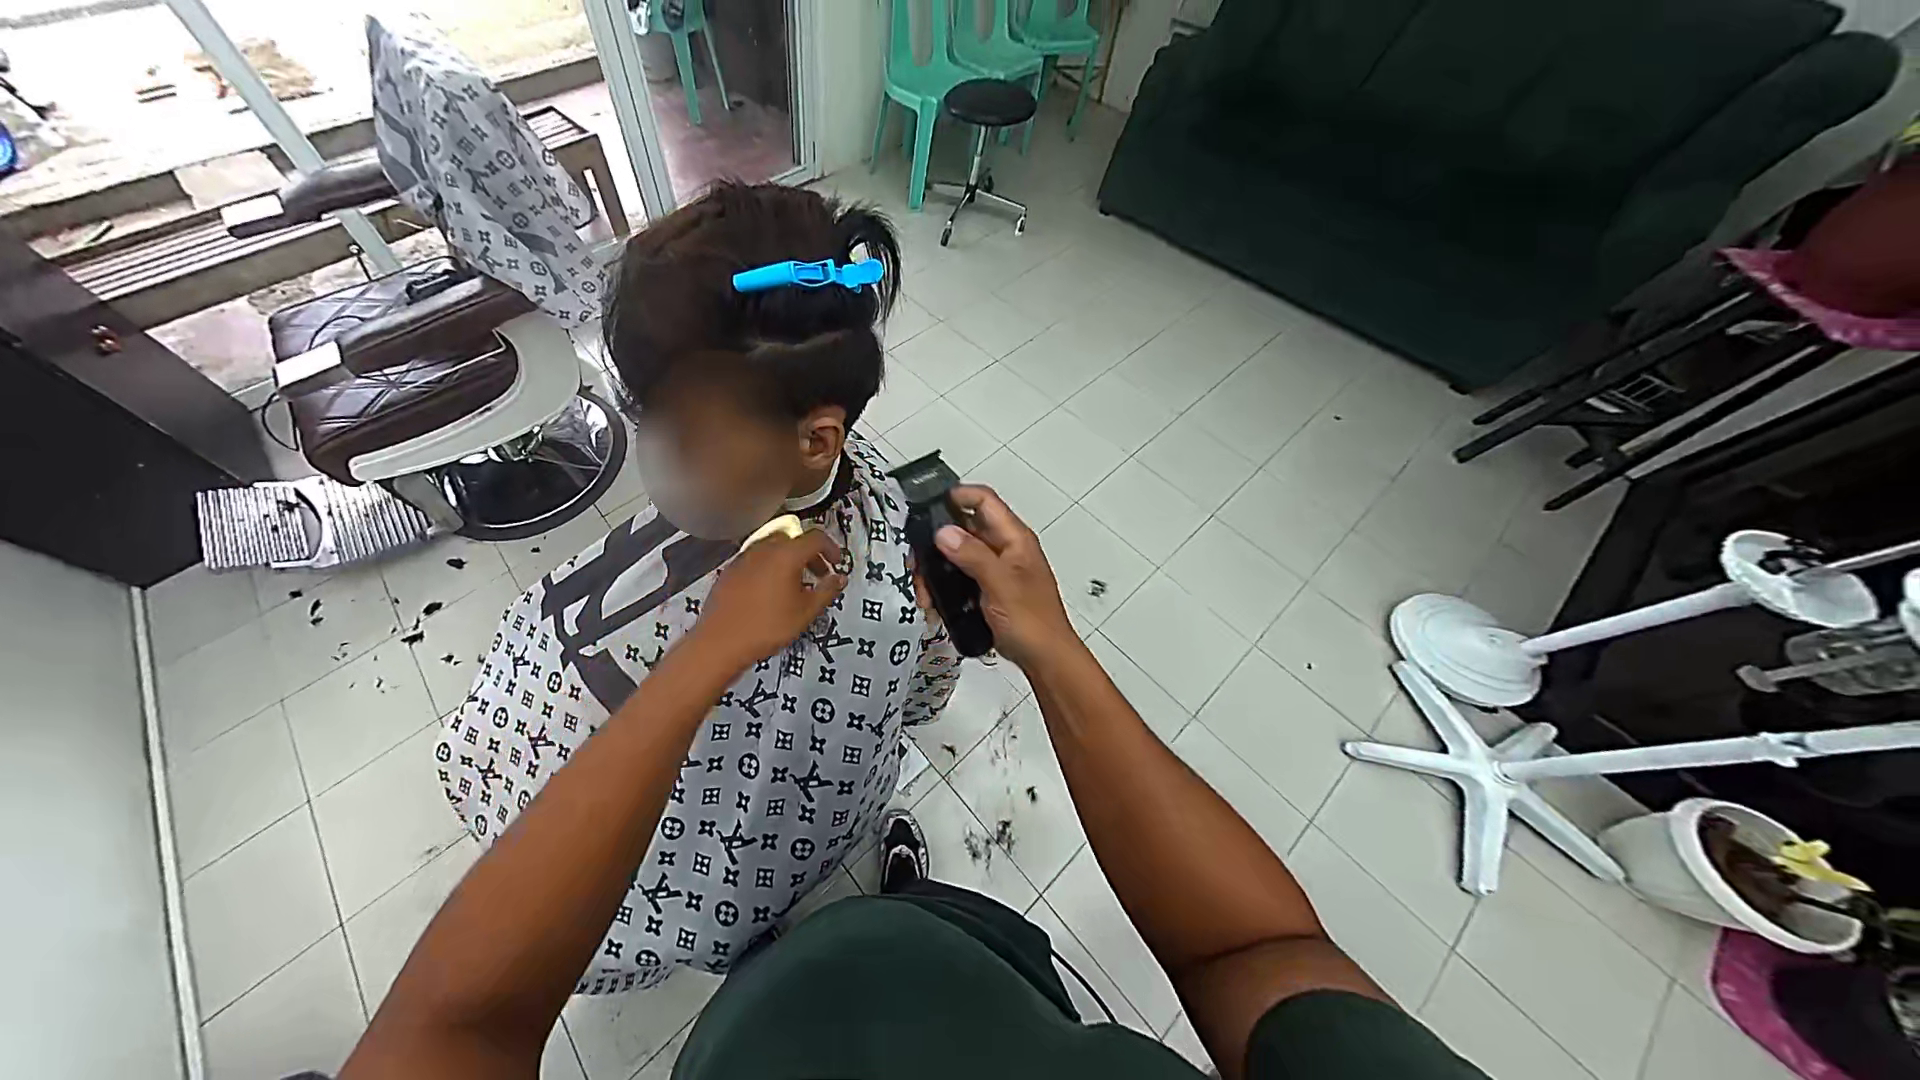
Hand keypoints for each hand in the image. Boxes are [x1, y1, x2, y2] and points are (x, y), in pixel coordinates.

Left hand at [689, 529, 847, 671]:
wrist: (721, 642)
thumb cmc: (765, 627)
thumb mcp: (806, 611)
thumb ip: (827, 590)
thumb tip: (839, 579)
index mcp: (786, 554)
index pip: (816, 538)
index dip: (831, 548)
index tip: (836, 561)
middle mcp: (764, 549)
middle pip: (794, 540)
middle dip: (810, 554)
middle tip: (819, 573)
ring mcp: (743, 558)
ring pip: (773, 549)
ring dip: (789, 560)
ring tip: (796, 585)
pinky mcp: (730, 571)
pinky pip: (756, 561)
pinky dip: (770, 568)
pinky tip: (771, 592)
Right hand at [921, 485, 1077, 668]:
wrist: (1045, 659)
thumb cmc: (1033, 623)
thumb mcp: (1000, 585)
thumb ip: (973, 556)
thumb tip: (944, 532)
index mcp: (1014, 539)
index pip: (984, 501)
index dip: (957, 496)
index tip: (928, 507)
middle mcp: (1004, 549)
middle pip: (964, 528)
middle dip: (937, 542)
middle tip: (918, 561)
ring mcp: (995, 569)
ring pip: (957, 554)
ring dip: (938, 568)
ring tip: (925, 591)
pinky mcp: (987, 589)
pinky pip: (960, 577)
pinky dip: (945, 586)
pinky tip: (934, 603)